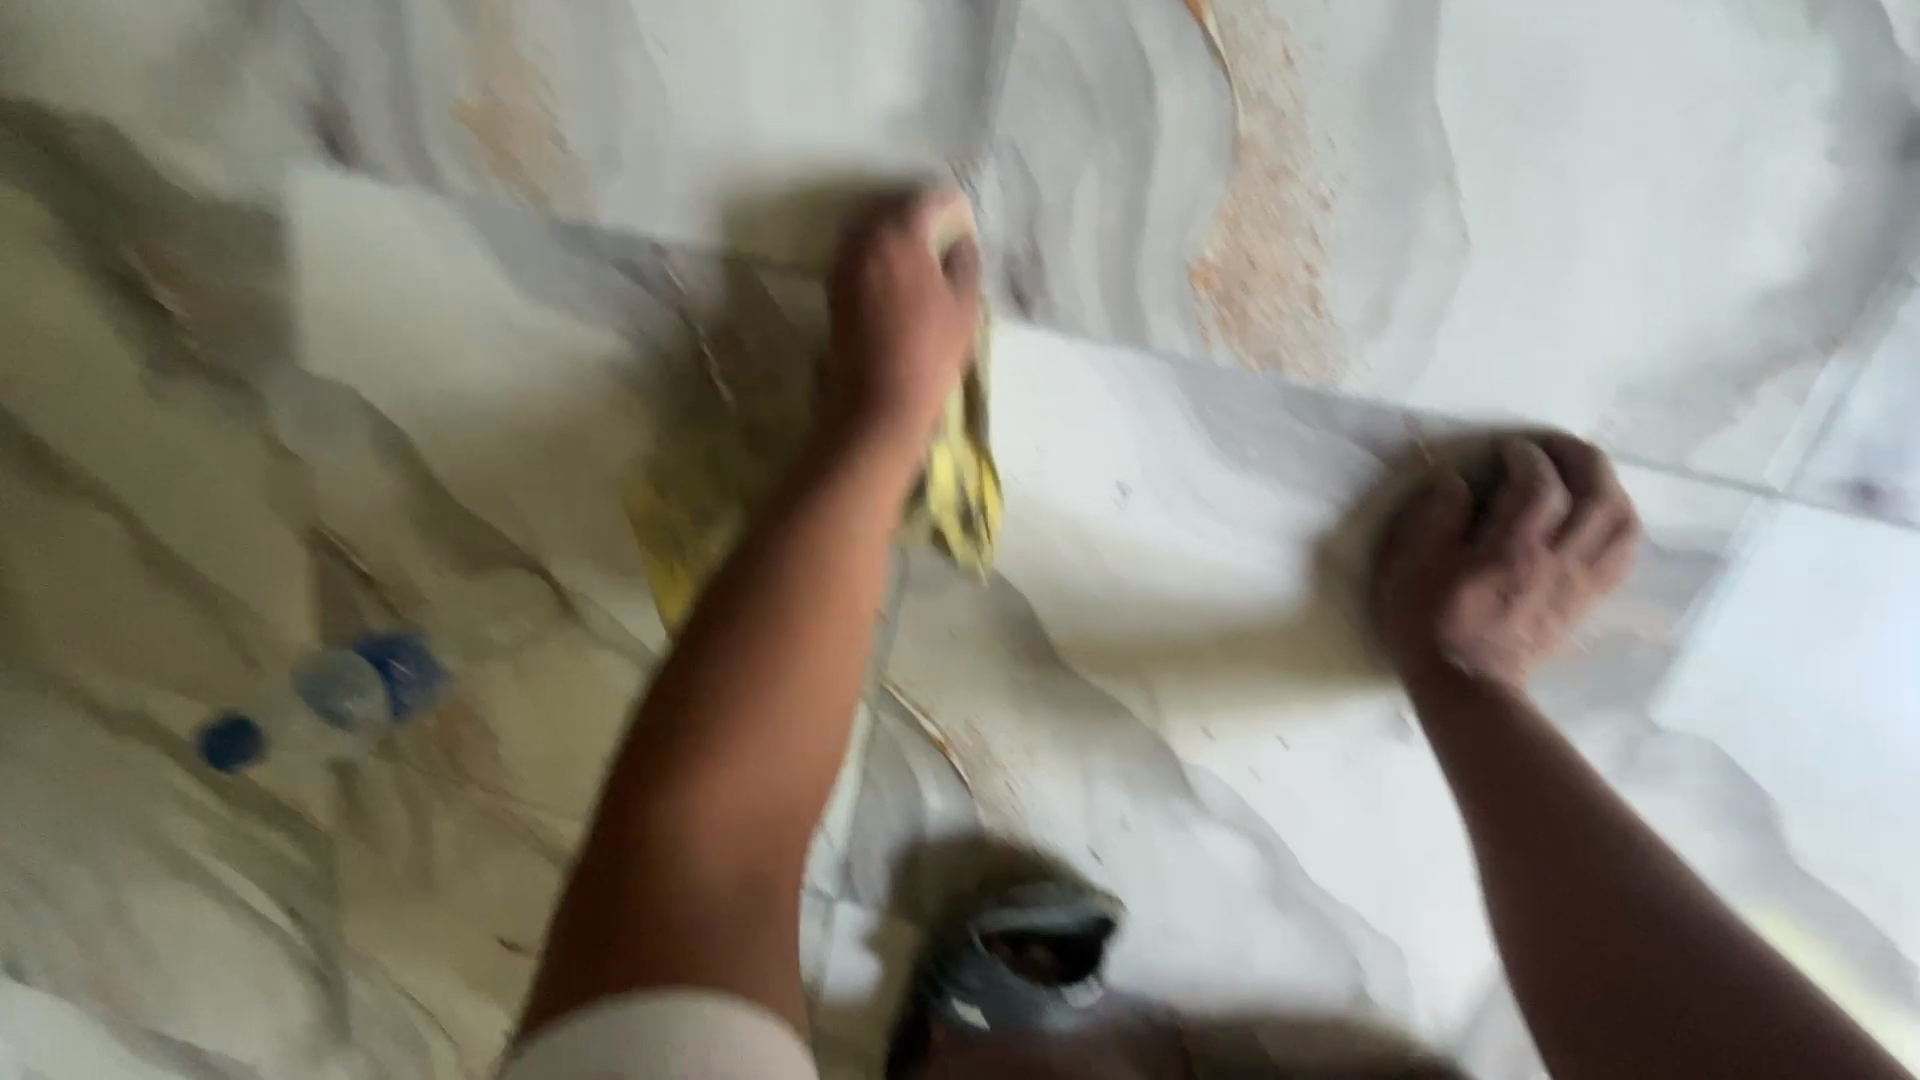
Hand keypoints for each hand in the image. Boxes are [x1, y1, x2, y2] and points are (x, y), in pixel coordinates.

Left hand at [824, 190, 982, 450]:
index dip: (947, 204)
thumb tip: (960, 242)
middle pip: (890, 210)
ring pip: (869, 231)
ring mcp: (844, 265)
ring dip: (892, 232)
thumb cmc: (930, 353)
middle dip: (915, 212)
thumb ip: (964, 265)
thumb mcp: (964, 308)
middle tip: (940, 225)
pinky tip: (894, 272)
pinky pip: (857, 255)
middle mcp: (865, 241)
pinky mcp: (834, 290)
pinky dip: (876, 254)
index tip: (962, 212)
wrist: (880, 400)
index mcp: (900, 237)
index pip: (924, 201)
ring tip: (918, 248)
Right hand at [1373, 434, 1639, 689]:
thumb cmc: (1426, 622)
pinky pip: (1623, 552)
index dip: (1526, 457)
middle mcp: (1556, 559)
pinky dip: (1618, 523)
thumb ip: (1434, 518)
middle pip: (1596, 493)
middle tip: (1550, 446)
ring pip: (1620, 520)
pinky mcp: (1586, 598)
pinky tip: (1598, 515)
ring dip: (1606, 485)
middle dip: (1577, 458)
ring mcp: (1578, 580)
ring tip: (1580, 473)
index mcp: (1510, 548)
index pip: (1537, 485)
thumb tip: (1456, 481)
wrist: (1464, 682)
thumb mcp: (1408, 567)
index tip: (1505, 448)